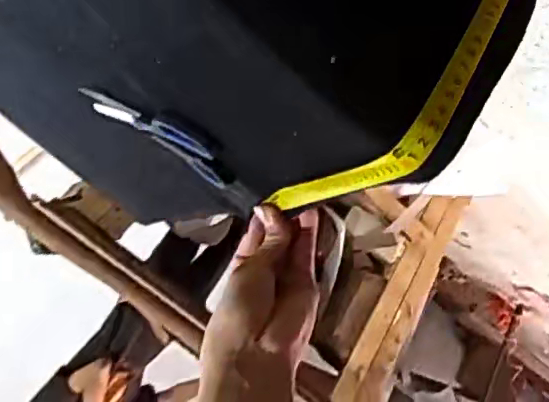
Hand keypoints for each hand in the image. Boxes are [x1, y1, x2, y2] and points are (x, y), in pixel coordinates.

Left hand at [200, 207, 318, 401]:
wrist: (257, 357)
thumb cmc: (236, 321)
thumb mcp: (247, 272)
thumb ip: (267, 241)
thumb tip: (270, 210)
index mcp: (242, 270)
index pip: (256, 235)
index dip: (264, 215)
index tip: (273, 195)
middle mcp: (267, 272)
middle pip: (279, 235)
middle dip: (284, 215)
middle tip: (290, 192)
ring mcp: (288, 277)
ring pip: (296, 241)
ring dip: (299, 220)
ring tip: (303, 194)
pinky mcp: (308, 281)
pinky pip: (310, 252)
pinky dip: (312, 231)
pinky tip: (312, 210)